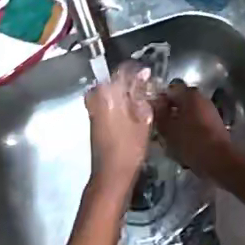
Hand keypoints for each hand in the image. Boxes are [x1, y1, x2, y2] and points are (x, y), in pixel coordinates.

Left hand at [85, 63, 152, 180]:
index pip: (123, 69)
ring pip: (112, 90)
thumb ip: (142, 93)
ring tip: (144, 101)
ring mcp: (92, 107)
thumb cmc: (129, 147)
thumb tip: (144, 74)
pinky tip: (134, 111)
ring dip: (126, 93)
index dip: (139, 71)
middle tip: (149, 90)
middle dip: (132, 82)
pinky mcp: (94, 118)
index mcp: (106, 92)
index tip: (151, 76)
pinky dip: (120, 102)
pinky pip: (108, 101)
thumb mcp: (143, 118)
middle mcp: (95, 96)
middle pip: (115, 79)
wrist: (111, 174)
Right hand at [152, 81, 240, 175]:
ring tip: (170, 141)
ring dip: (179, 125)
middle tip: (160, 129)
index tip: (153, 114)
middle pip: (180, 103)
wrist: (219, 160)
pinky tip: (184, 147)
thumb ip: (160, 113)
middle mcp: (202, 99)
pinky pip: (197, 126)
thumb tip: (157, 102)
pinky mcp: (216, 127)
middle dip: (170, 115)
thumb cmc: (190, 140)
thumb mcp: (167, 128)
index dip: (160, 101)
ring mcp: (211, 113)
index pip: (170, 90)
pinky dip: (189, 133)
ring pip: (188, 116)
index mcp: (190, 95)